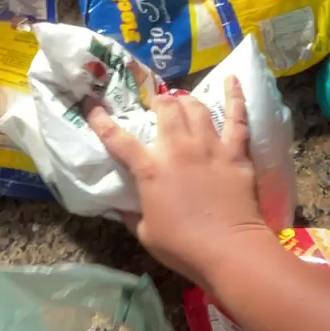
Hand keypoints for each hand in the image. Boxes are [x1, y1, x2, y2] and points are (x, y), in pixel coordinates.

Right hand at [86, 76, 278, 291]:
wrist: (230, 252)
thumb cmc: (183, 247)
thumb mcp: (145, 233)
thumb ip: (131, 213)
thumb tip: (120, 204)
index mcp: (150, 169)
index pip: (118, 138)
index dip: (101, 120)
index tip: (92, 105)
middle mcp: (178, 149)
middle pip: (165, 109)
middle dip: (157, 102)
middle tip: (155, 106)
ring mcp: (209, 147)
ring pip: (195, 108)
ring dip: (186, 101)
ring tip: (182, 102)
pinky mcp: (235, 152)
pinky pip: (237, 118)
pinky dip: (235, 97)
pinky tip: (232, 79)